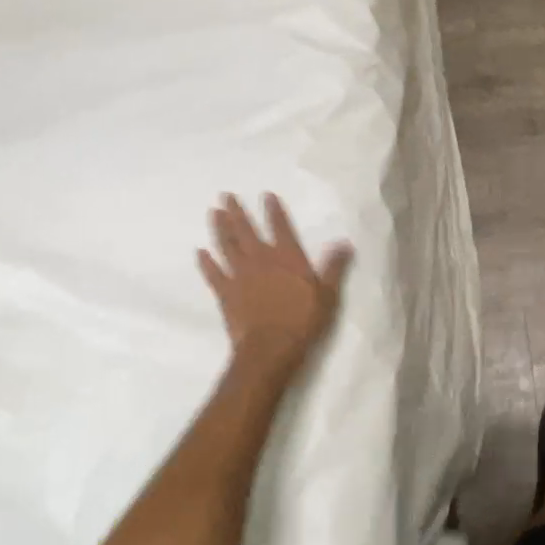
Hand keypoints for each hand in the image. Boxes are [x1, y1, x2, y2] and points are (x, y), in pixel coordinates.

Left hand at [198, 193, 351, 376]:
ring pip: (227, 246)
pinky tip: (199, 252)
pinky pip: (212, 273)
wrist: (269, 349)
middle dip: (237, 212)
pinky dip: (205, 262)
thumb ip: (334, 267)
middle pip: (246, 231)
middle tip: (225, 195)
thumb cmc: (303, 322)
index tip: (266, 195)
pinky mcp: (225, 293)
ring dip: (219, 228)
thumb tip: (344, 242)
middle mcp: (261, 260)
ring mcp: (240, 276)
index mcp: (287, 257)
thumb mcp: (328, 294)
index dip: (273, 210)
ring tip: (213, 212)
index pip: (280, 227)